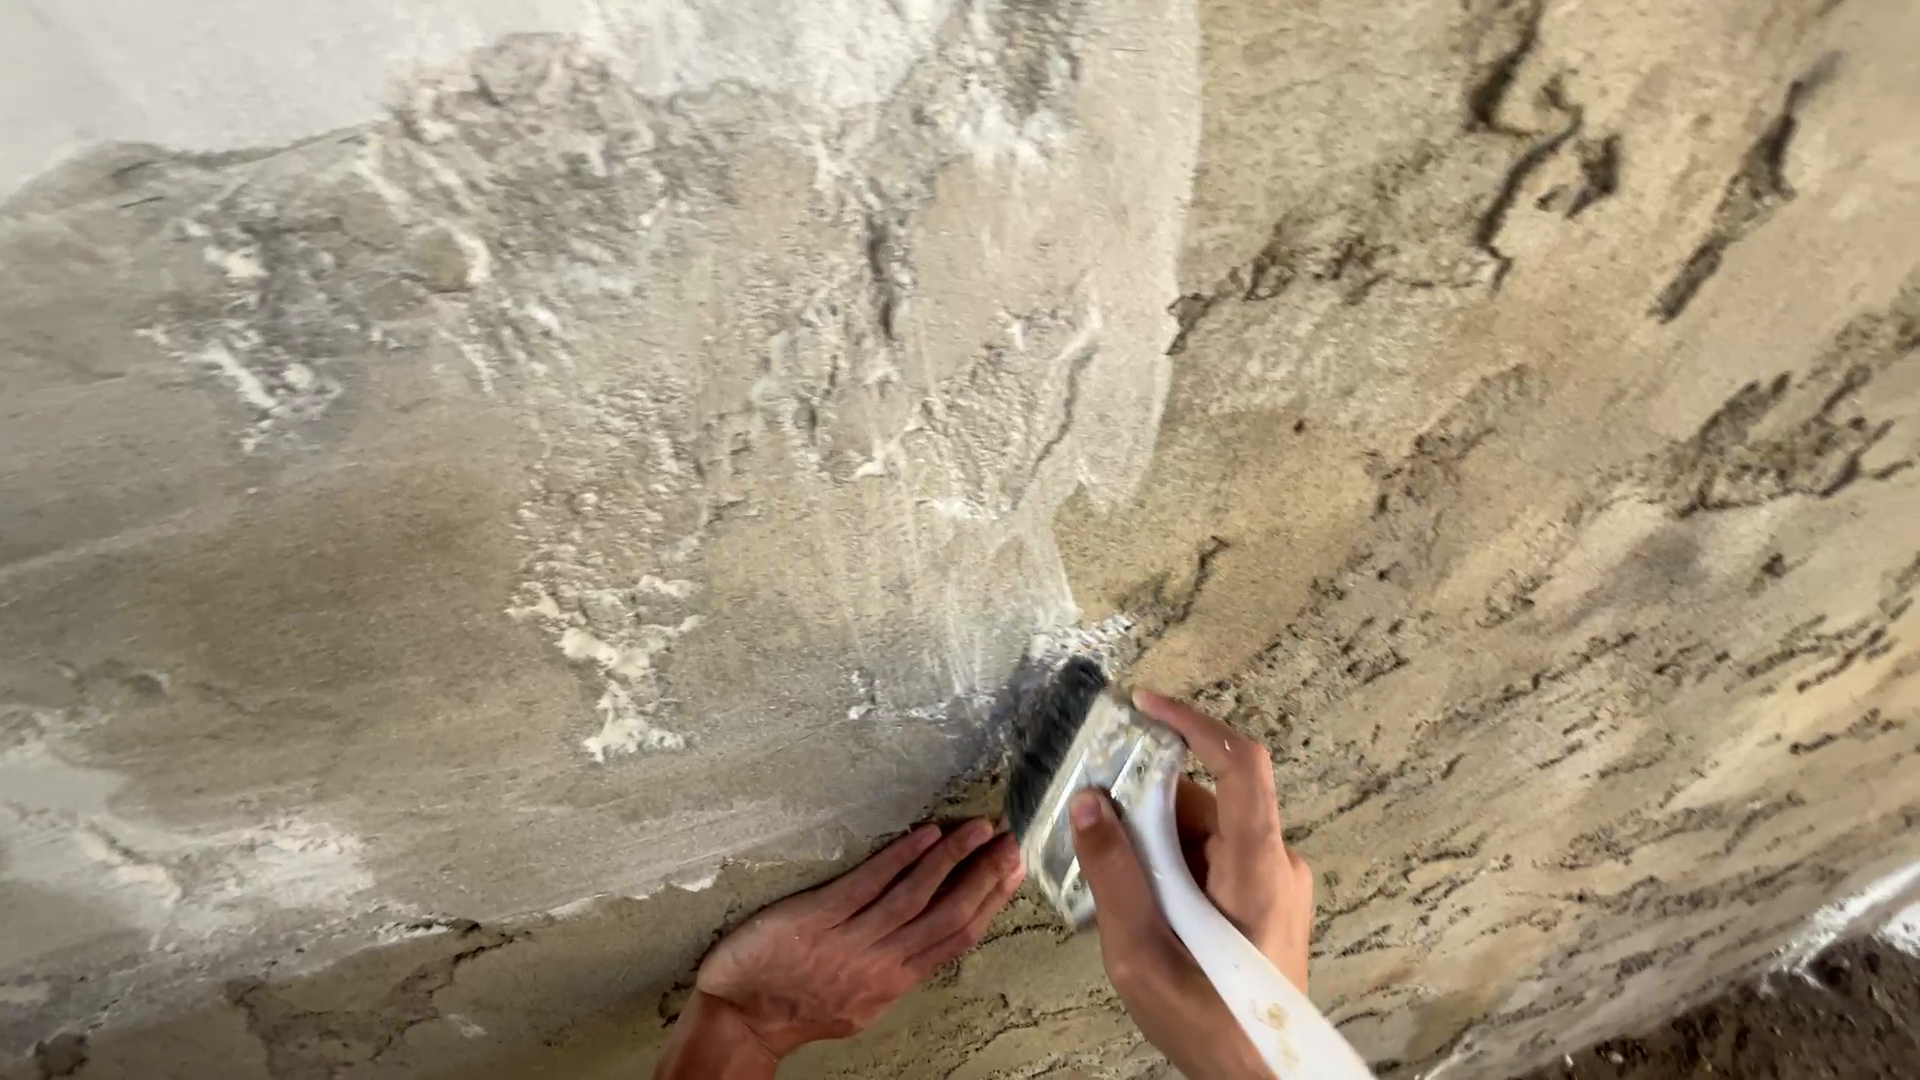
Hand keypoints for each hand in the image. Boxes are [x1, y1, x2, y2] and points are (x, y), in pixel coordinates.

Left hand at [654, 819, 1023, 1077]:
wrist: (738, 1018)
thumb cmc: (795, 1006)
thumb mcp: (858, 1000)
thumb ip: (893, 967)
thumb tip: (927, 939)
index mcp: (892, 983)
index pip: (955, 938)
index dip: (990, 902)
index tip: (1014, 873)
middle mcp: (880, 964)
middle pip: (946, 915)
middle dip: (984, 877)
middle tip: (1011, 843)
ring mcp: (851, 940)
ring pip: (915, 896)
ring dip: (952, 859)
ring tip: (978, 830)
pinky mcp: (819, 918)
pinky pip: (869, 885)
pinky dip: (901, 858)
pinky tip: (925, 835)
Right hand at [1070, 688, 1312, 1078]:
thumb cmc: (1208, 1025)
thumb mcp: (1142, 954)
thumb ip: (1114, 874)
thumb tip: (1088, 801)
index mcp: (1257, 867)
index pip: (1240, 764)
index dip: (1194, 723)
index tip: (1144, 705)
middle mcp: (1273, 861)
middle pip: (1203, 799)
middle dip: (1143, 803)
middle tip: (1092, 819)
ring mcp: (1270, 879)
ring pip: (1199, 828)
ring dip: (1151, 841)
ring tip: (1111, 881)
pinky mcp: (1262, 896)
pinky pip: (1207, 854)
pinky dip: (1167, 862)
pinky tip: (1139, 899)